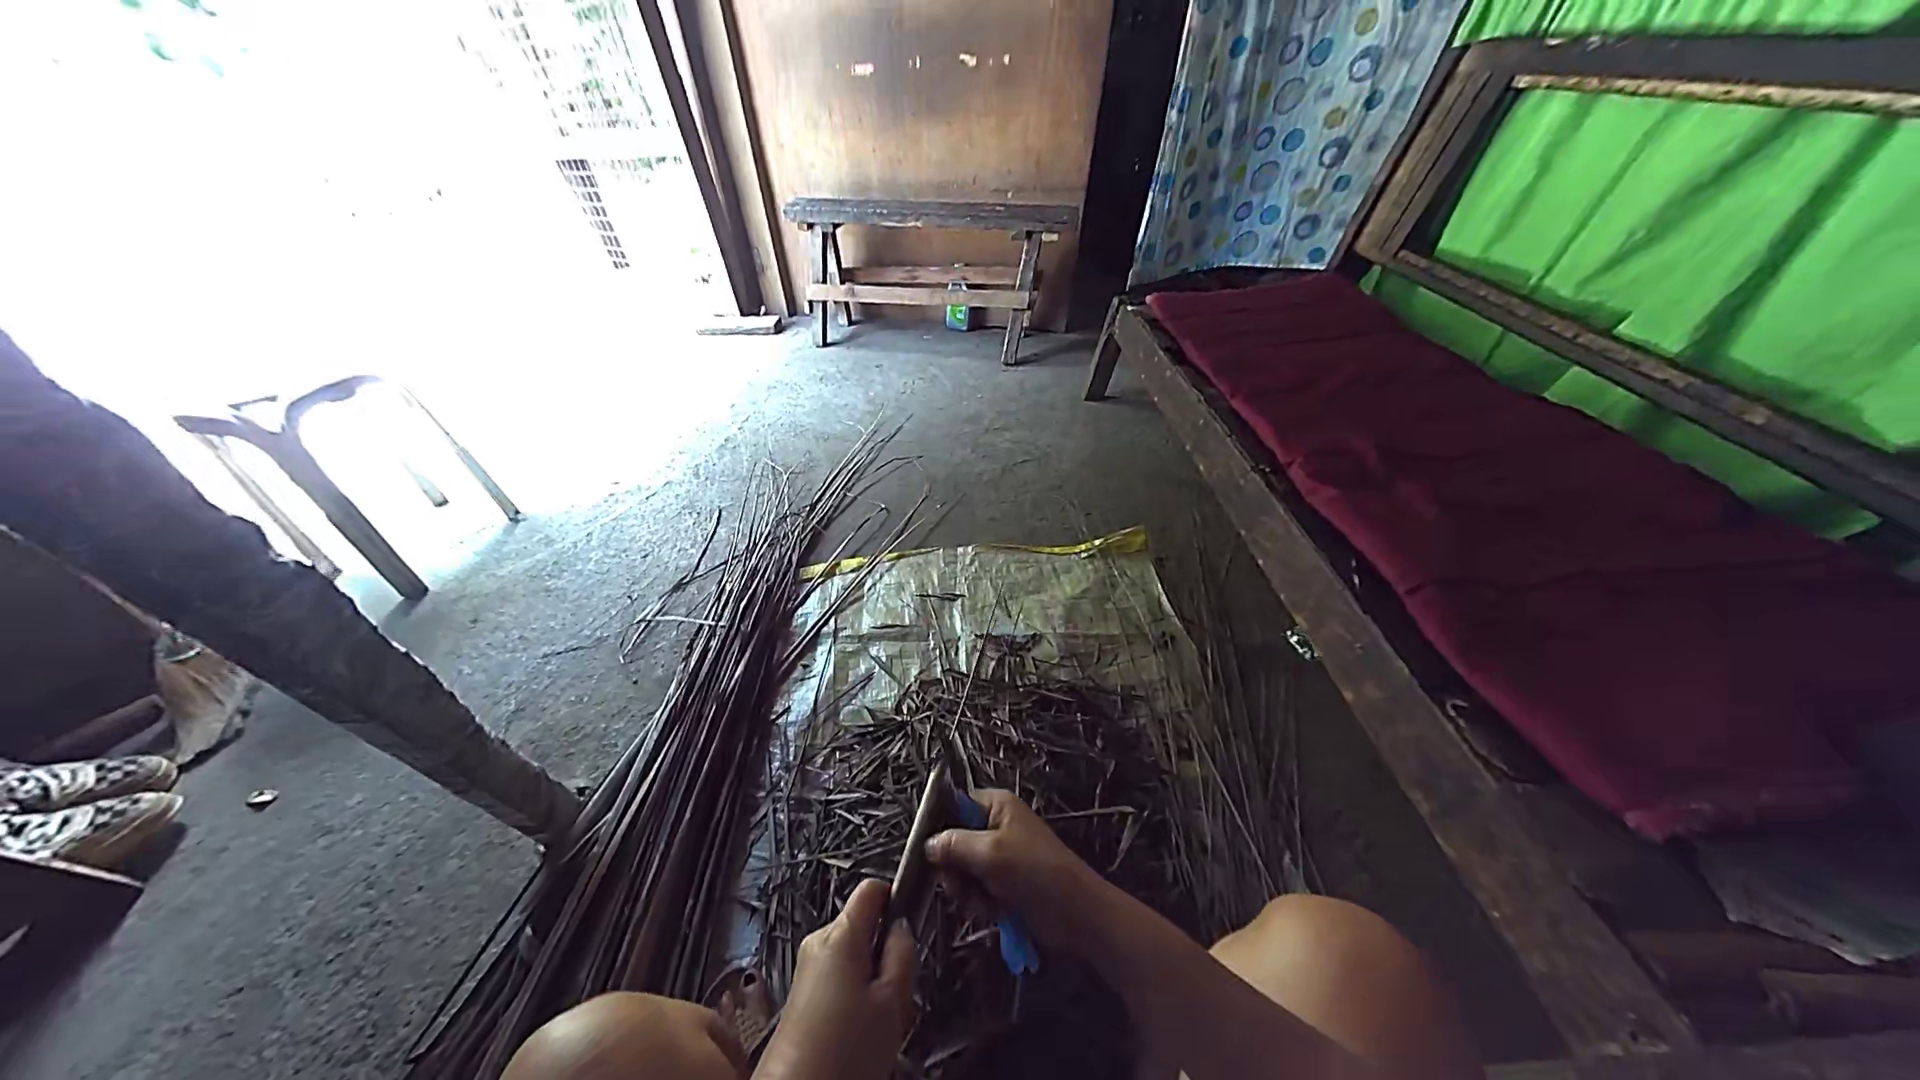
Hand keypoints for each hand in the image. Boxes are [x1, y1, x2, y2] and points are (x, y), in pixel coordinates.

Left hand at [754, 878, 916, 1079]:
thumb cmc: (846, 1052)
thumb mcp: (891, 1001)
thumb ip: (903, 952)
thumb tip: (902, 925)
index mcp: (841, 935)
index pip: (872, 889)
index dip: (896, 898)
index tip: (910, 926)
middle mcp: (819, 941)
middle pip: (864, 923)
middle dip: (885, 948)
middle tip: (897, 990)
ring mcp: (807, 966)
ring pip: (853, 951)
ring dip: (871, 974)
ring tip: (879, 1017)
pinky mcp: (802, 992)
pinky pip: (838, 973)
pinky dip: (854, 991)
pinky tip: (859, 1028)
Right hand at [924, 788, 1111, 952]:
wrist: (1075, 915)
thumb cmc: (1036, 871)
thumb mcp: (991, 852)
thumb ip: (953, 844)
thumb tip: (926, 844)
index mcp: (996, 805)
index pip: (953, 805)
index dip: (940, 827)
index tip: (931, 850)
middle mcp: (994, 826)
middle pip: (952, 842)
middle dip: (955, 868)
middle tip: (965, 882)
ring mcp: (997, 857)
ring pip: (960, 871)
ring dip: (968, 890)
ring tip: (987, 900)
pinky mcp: (1001, 885)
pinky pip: (974, 891)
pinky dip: (980, 903)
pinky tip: (995, 911)